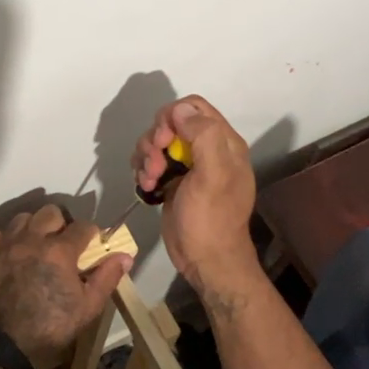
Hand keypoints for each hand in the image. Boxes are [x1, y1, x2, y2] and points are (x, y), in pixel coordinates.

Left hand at [0, 204, 131, 368]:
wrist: (5, 345)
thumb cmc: (52, 327)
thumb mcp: (88, 307)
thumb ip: (107, 278)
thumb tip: (126, 256)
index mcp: (60, 250)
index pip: (83, 226)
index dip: (92, 234)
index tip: (92, 244)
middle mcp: (33, 240)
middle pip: (51, 213)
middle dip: (62, 223)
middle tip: (64, 243)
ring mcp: (7, 246)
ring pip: (23, 218)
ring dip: (34, 227)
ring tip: (38, 245)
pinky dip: (8, 238)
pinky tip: (14, 252)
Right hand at [132, 95, 259, 300]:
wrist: (206, 261)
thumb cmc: (211, 219)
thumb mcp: (213, 176)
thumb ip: (203, 136)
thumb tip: (180, 110)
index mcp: (224, 143)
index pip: (194, 107)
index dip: (172, 117)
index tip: (163, 141)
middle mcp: (207, 150)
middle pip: (171, 123)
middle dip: (155, 140)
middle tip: (154, 166)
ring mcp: (189, 166)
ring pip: (158, 142)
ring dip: (146, 157)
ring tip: (149, 180)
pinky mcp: (173, 182)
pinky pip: (152, 162)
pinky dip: (144, 170)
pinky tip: (145, 187)